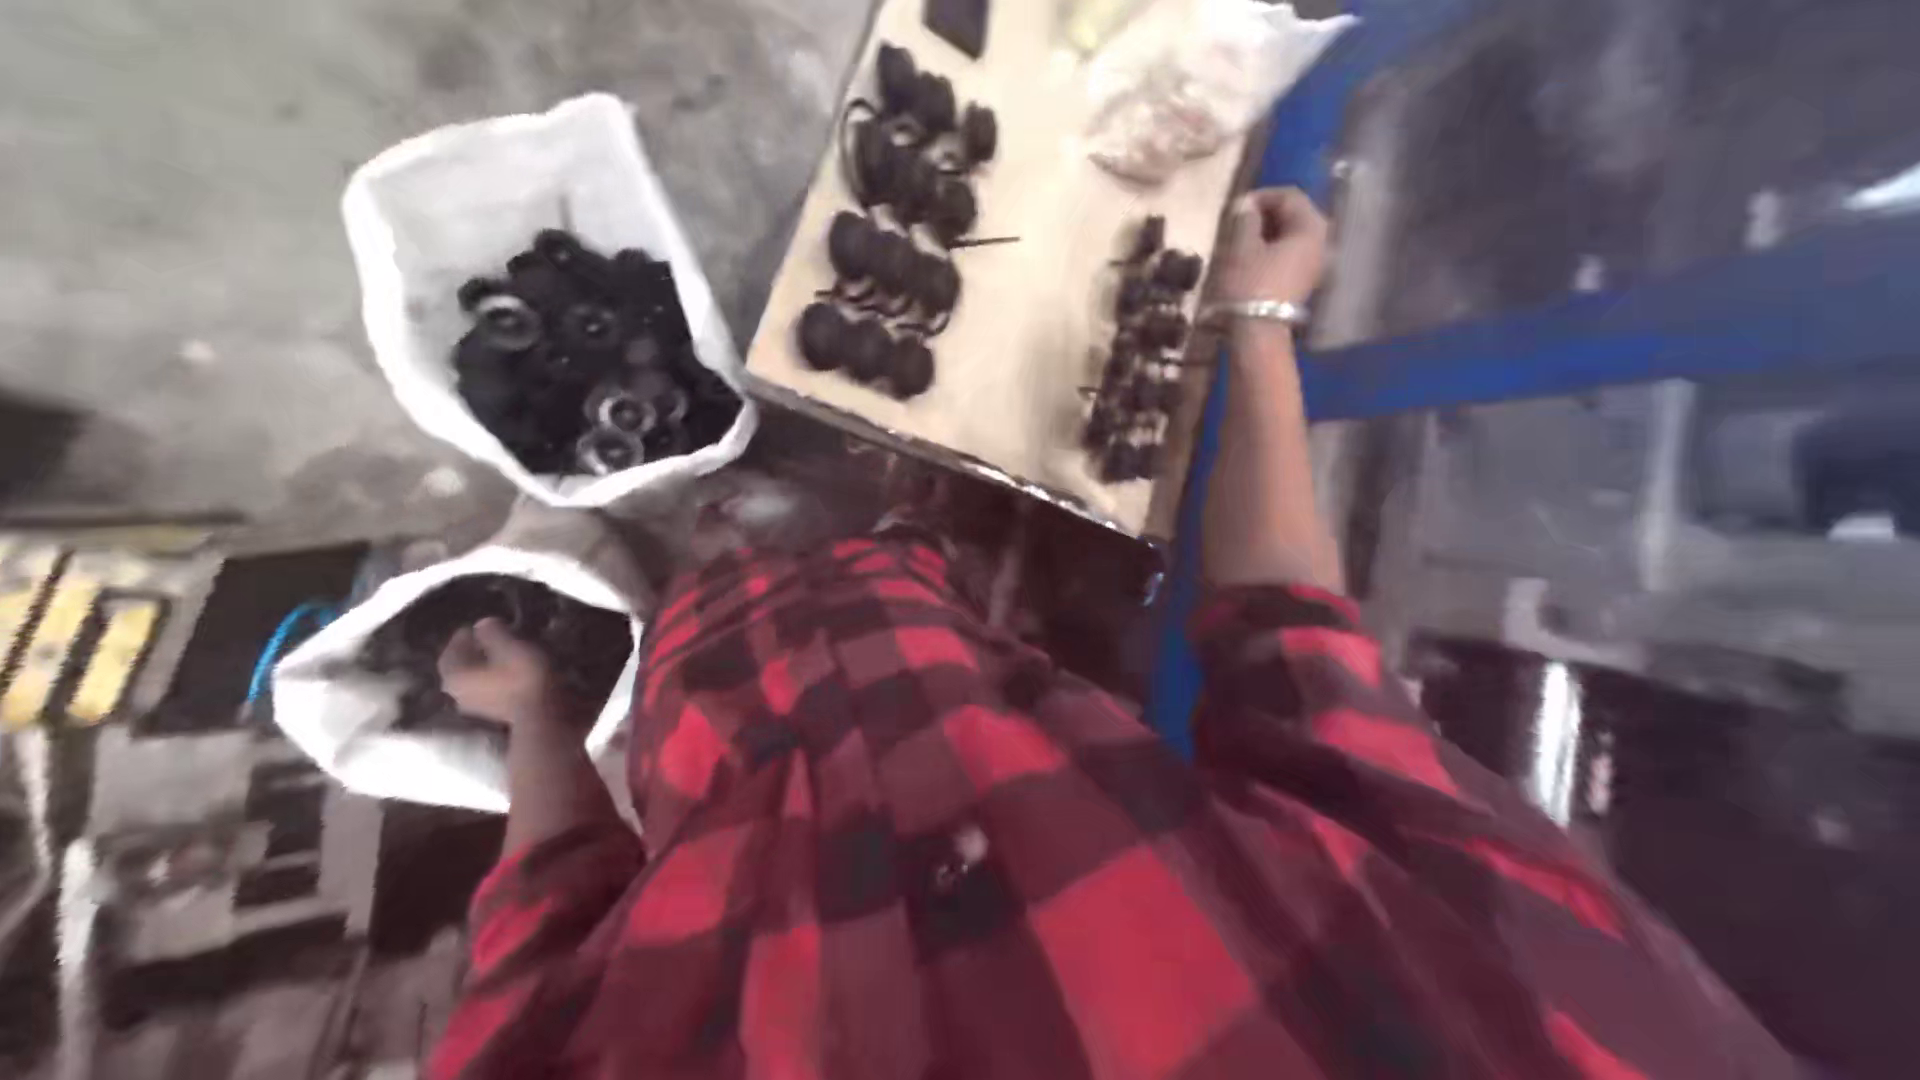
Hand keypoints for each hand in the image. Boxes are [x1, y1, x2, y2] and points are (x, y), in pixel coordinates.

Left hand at [436, 617, 561, 728]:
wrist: (544, 715)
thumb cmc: (524, 677)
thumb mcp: (510, 646)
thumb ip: (493, 633)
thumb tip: (482, 623)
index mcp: (455, 676)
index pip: (450, 653)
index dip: (461, 638)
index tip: (475, 626)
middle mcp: (458, 694)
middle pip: (461, 669)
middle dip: (473, 654)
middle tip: (489, 641)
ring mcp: (478, 707)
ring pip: (476, 682)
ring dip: (486, 668)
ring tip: (503, 656)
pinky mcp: (497, 714)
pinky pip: (490, 691)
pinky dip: (497, 680)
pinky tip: (512, 674)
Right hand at [1213, 187, 1329, 305]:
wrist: (1258, 332)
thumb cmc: (1250, 285)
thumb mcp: (1242, 247)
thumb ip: (1245, 219)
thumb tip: (1246, 205)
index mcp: (1311, 226)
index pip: (1289, 196)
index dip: (1262, 196)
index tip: (1237, 206)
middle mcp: (1321, 241)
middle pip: (1294, 216)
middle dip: (1266, 215)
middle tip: (1238, 223)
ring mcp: (1315, 264)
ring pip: (1291, 237)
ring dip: (1267, 234)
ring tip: (1241, 241)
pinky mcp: (1303, 282)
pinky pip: (1290, 255)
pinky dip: (1272, 251)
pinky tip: (1252, 259)